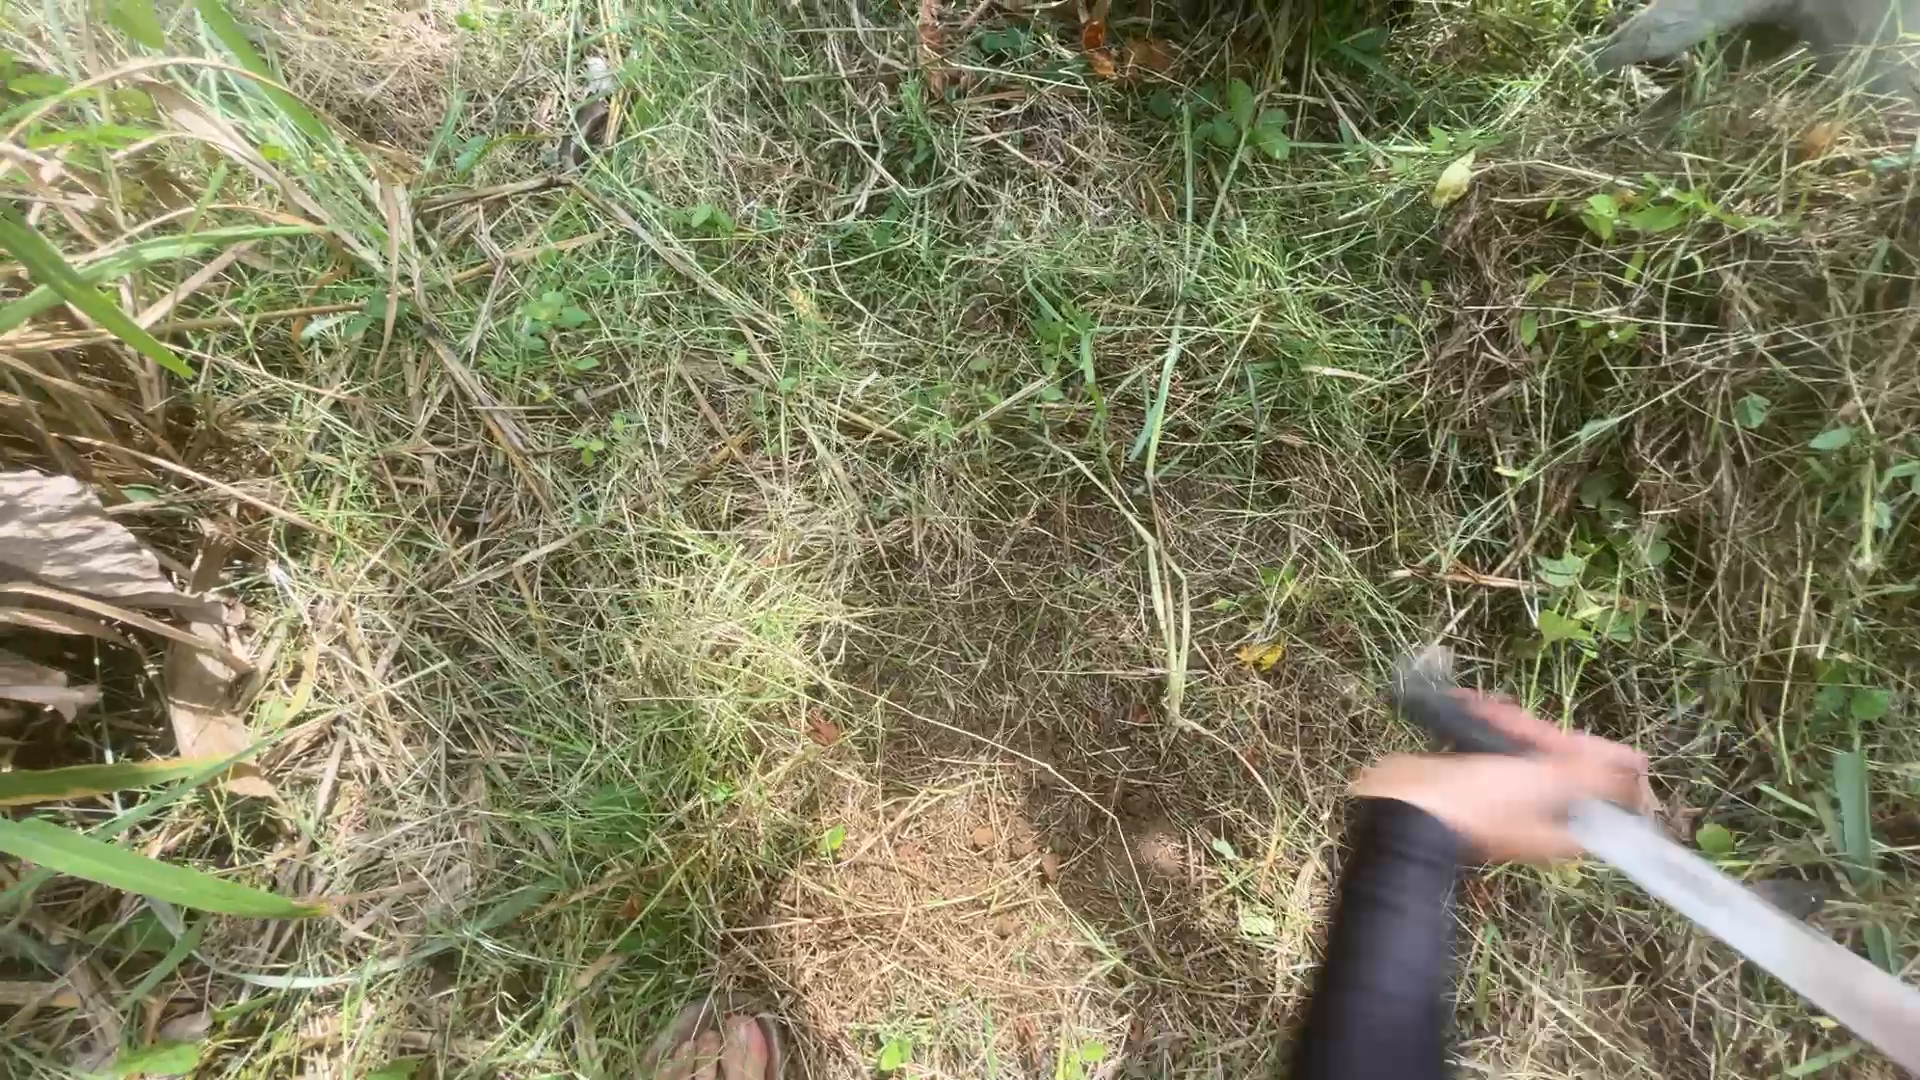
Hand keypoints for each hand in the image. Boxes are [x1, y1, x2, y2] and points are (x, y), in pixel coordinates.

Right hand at [1354, 693, 1647, 862]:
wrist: (1407, 806)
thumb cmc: (1478, 801)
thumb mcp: (1544, 784)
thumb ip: (1595, 773)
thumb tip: (1638, 762)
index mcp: (1566, 823)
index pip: (1600, 787)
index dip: (1592, 757)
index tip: (1571, 739)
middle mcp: (1539, 808)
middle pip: (1559, 763)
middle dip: (1541, 735)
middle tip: (1519, 721)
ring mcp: (1501, 791)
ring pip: (1520, 749)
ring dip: (1507, 723)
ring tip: (1485, 706)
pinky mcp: (1468, 774)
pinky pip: (1486, 744)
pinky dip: (1480, 724)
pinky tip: (1468, 705)